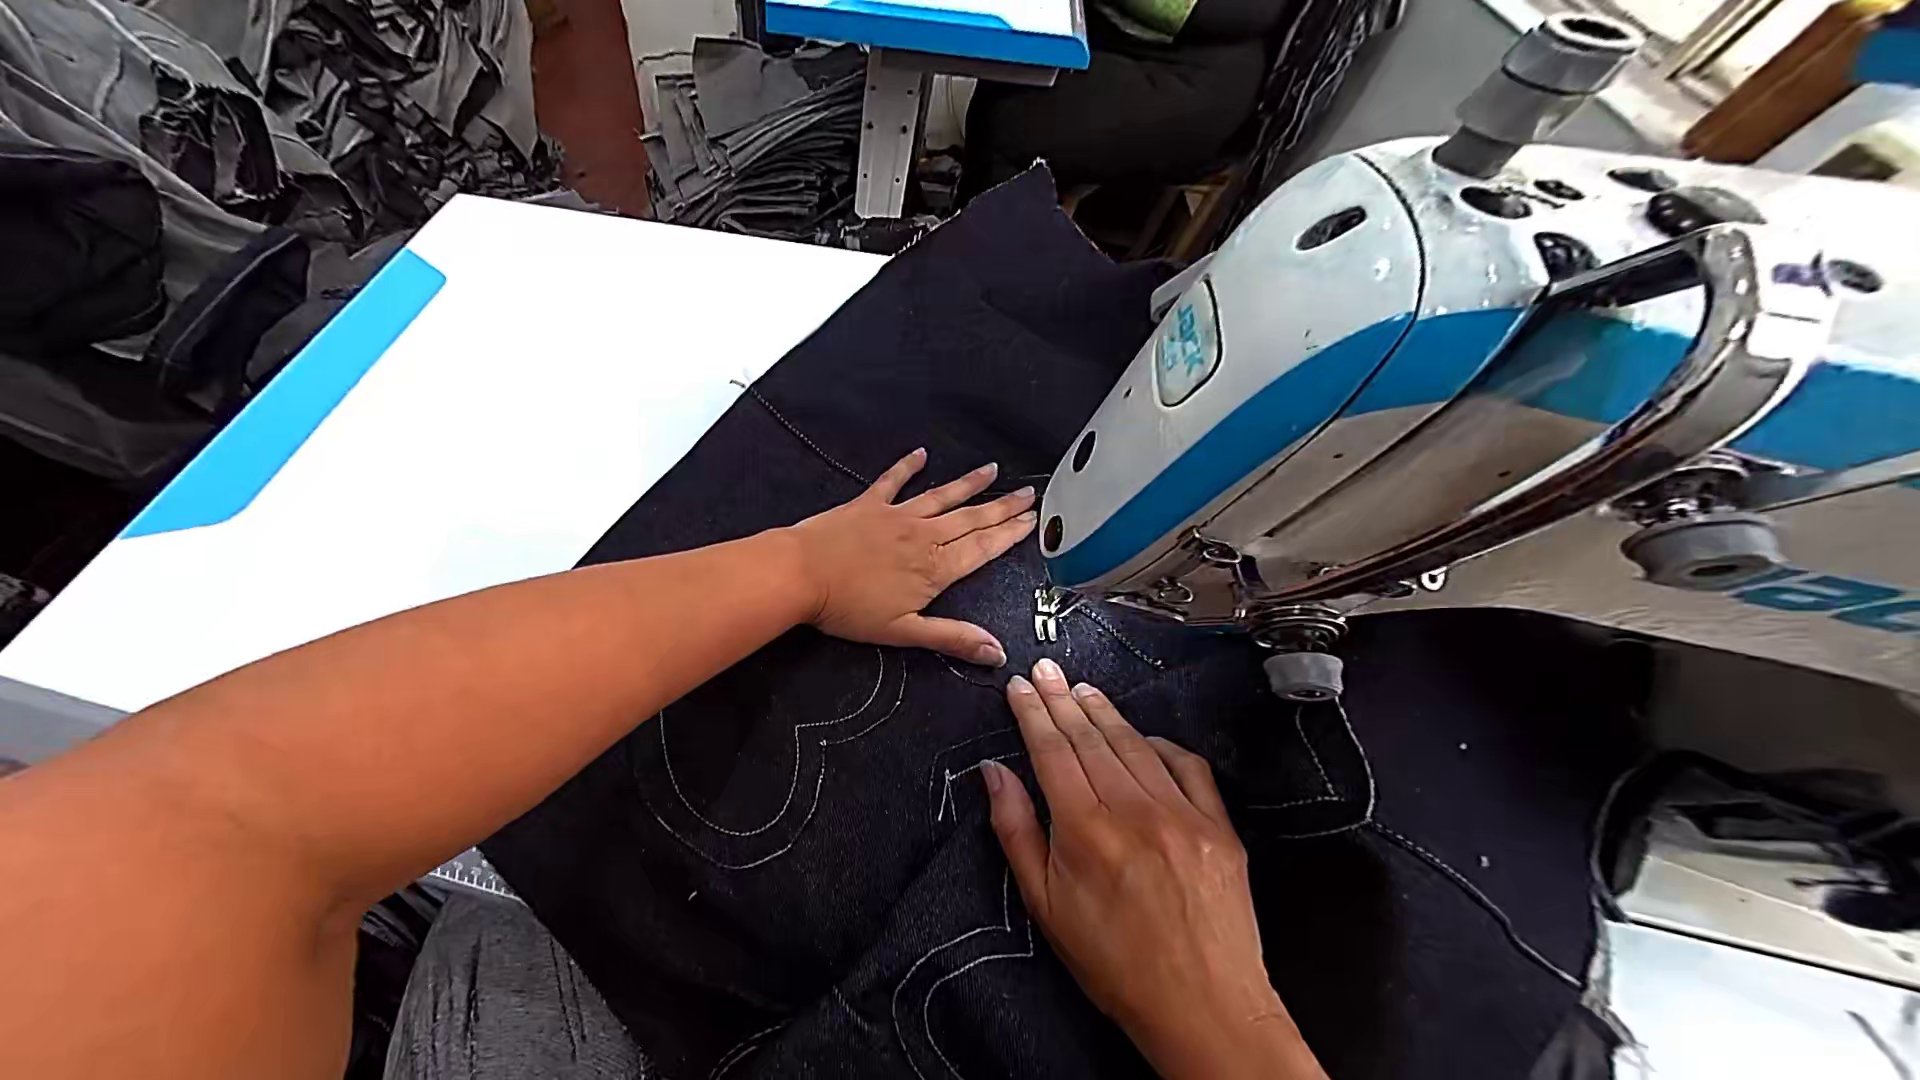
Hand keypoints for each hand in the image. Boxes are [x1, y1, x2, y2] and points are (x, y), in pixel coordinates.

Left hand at [784, 448, 1035, 665]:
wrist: (800, 574)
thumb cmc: (849, 608)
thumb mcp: (904, 632)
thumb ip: (953, 638)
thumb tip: (997, 652)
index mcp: (935, 567)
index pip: (983, 548)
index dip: (1009, 534)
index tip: (1031, 521)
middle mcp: (923, 536)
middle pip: (971, 519)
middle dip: (1002, 507)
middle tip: (1028, 494)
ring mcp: (897, 515)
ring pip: (942, 496)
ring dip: (969, 484)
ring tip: (992, 470)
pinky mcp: (869, 503)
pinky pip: (893, 480)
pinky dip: (907, 467)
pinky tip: (920, 454)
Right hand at [982, 660, 1327, 1079]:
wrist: (1205, 1008)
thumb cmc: (1114, 963)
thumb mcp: (1046, 906)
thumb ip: (1016, 830)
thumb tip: (994, 772)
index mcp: (1085, 830)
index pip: (1052, 749)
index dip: (1033, 712)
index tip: (1020, 685)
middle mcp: (1133, 810)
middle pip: (1089, 737)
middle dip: (1061, 699)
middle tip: (1045, 669)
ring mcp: (1181, 812)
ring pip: (1133, 743)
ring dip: (1103, 711)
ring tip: (1081, 689)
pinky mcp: (1218, 824)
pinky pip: (1186, 764)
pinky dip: (1160, 743)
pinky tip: (1143, 734)